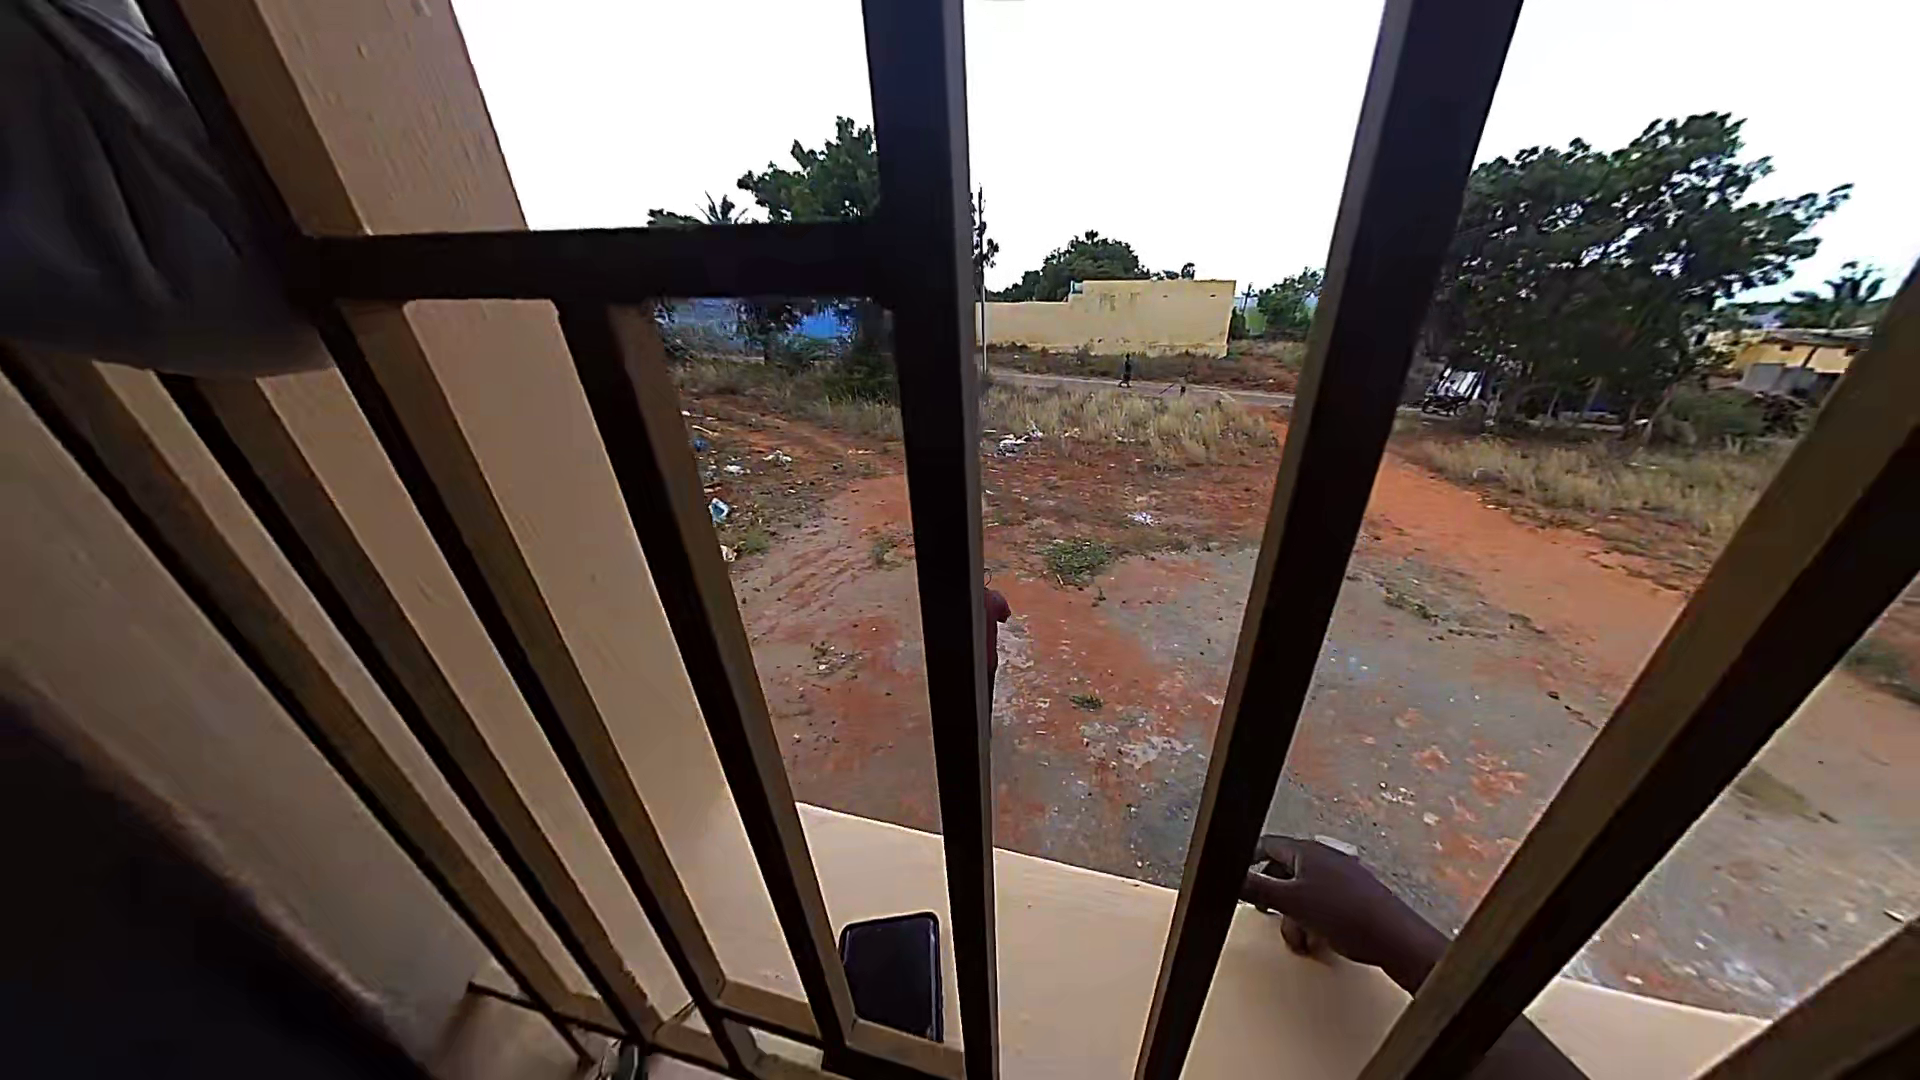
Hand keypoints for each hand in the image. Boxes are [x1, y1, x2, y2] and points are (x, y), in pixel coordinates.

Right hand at [1242, 835, 1445, 991]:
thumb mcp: (1290, 902)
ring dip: (1295, 913)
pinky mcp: (1359, 896)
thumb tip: (1228, 877)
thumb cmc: (1345, 915)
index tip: (1236, 873)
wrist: (1399, 942)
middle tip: (1267, 912)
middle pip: (1285, 869)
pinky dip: (1315, 917)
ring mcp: (1343, 876)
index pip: (1266, 844)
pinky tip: (1319, 939)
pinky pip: (1325, 901)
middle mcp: (1324, 857)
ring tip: (1299, 938)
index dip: (1248, 859)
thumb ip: (1256, 888)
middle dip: (1274, 895)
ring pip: (1305, 889)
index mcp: (1306, 850)